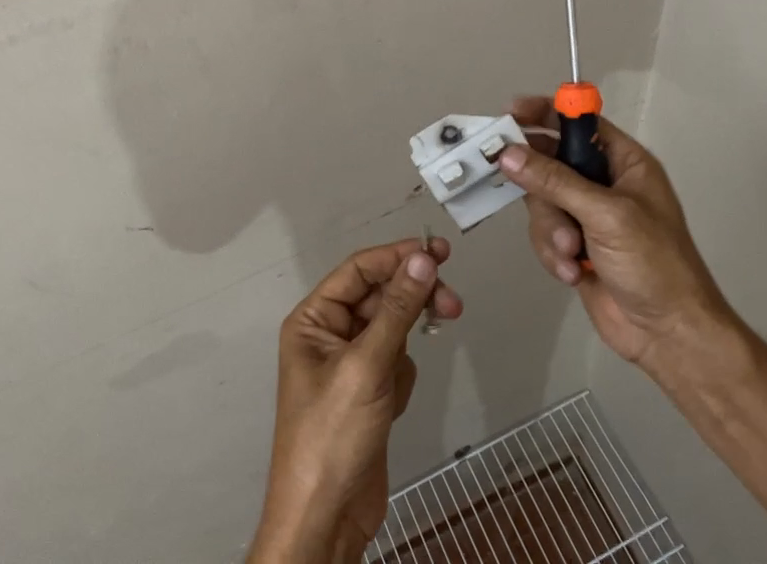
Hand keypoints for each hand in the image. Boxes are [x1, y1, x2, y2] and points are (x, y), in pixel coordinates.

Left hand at [250, 239, 463, 562]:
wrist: (326, 514)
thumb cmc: (333, 436)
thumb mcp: (366, 366)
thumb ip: (398, 310)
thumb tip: (423, 260)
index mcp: (313, 321)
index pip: (359, 270)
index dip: (398, 257)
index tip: (439, 252)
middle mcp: (328, 336)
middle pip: (380, 296)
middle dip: (413, 299)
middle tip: (453, 303)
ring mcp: (349, 365)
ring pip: (392, 329)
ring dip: (408, 341)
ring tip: (407, 373)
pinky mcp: (368, 392)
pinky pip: (396, 362)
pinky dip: (403, 375)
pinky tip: (394, 403)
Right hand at [501, 96, 734, 369]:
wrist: (668, 333)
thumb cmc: (654, 263)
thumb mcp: (606, 215)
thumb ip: (555, 181)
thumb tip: (509, 153)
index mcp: (626, 163)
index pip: (580, 125)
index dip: (546, 114)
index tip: (510, 114)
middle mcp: (605, 184)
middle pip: (550, 164)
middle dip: (543, 191)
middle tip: (524, 190)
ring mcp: (588, 217)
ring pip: (542, 204)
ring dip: (551, 231)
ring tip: (571, 253)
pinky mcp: (575, 247)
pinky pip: (544, 235)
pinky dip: (553, 254)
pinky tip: (572, 273)